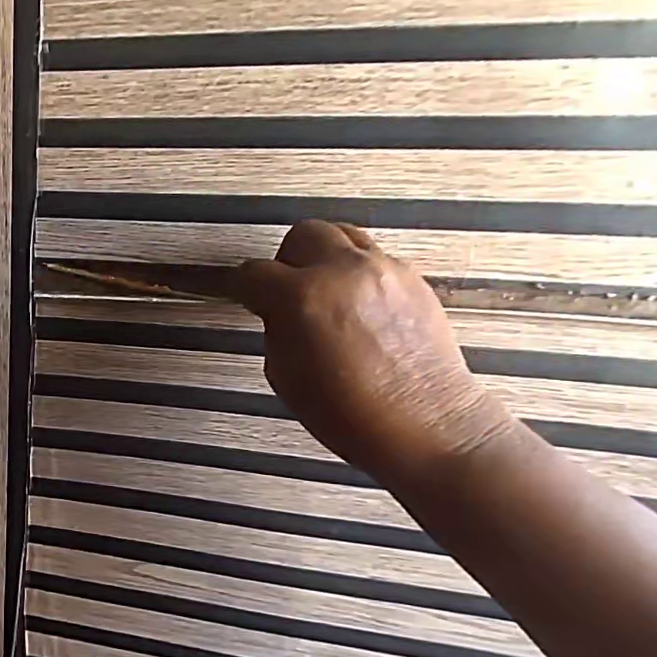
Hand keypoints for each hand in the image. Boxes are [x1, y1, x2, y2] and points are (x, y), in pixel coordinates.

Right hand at [229, 220, 519, 483]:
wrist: (420, 422)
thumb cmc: (350, 409)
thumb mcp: (282, 371)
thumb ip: (275, 326)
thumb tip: (277, 309)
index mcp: (301, 297)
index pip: (252, 272)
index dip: (238, 284)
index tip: (236, 290)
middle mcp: (344, 273)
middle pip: (302, 235)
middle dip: (285, 260)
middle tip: (281, 288)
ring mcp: (383, 272)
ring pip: (341, 236)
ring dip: (322, 259)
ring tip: (318, 291)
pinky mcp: (411, 280)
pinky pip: (372, 258)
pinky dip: (354, 274)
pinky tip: (350, 306)